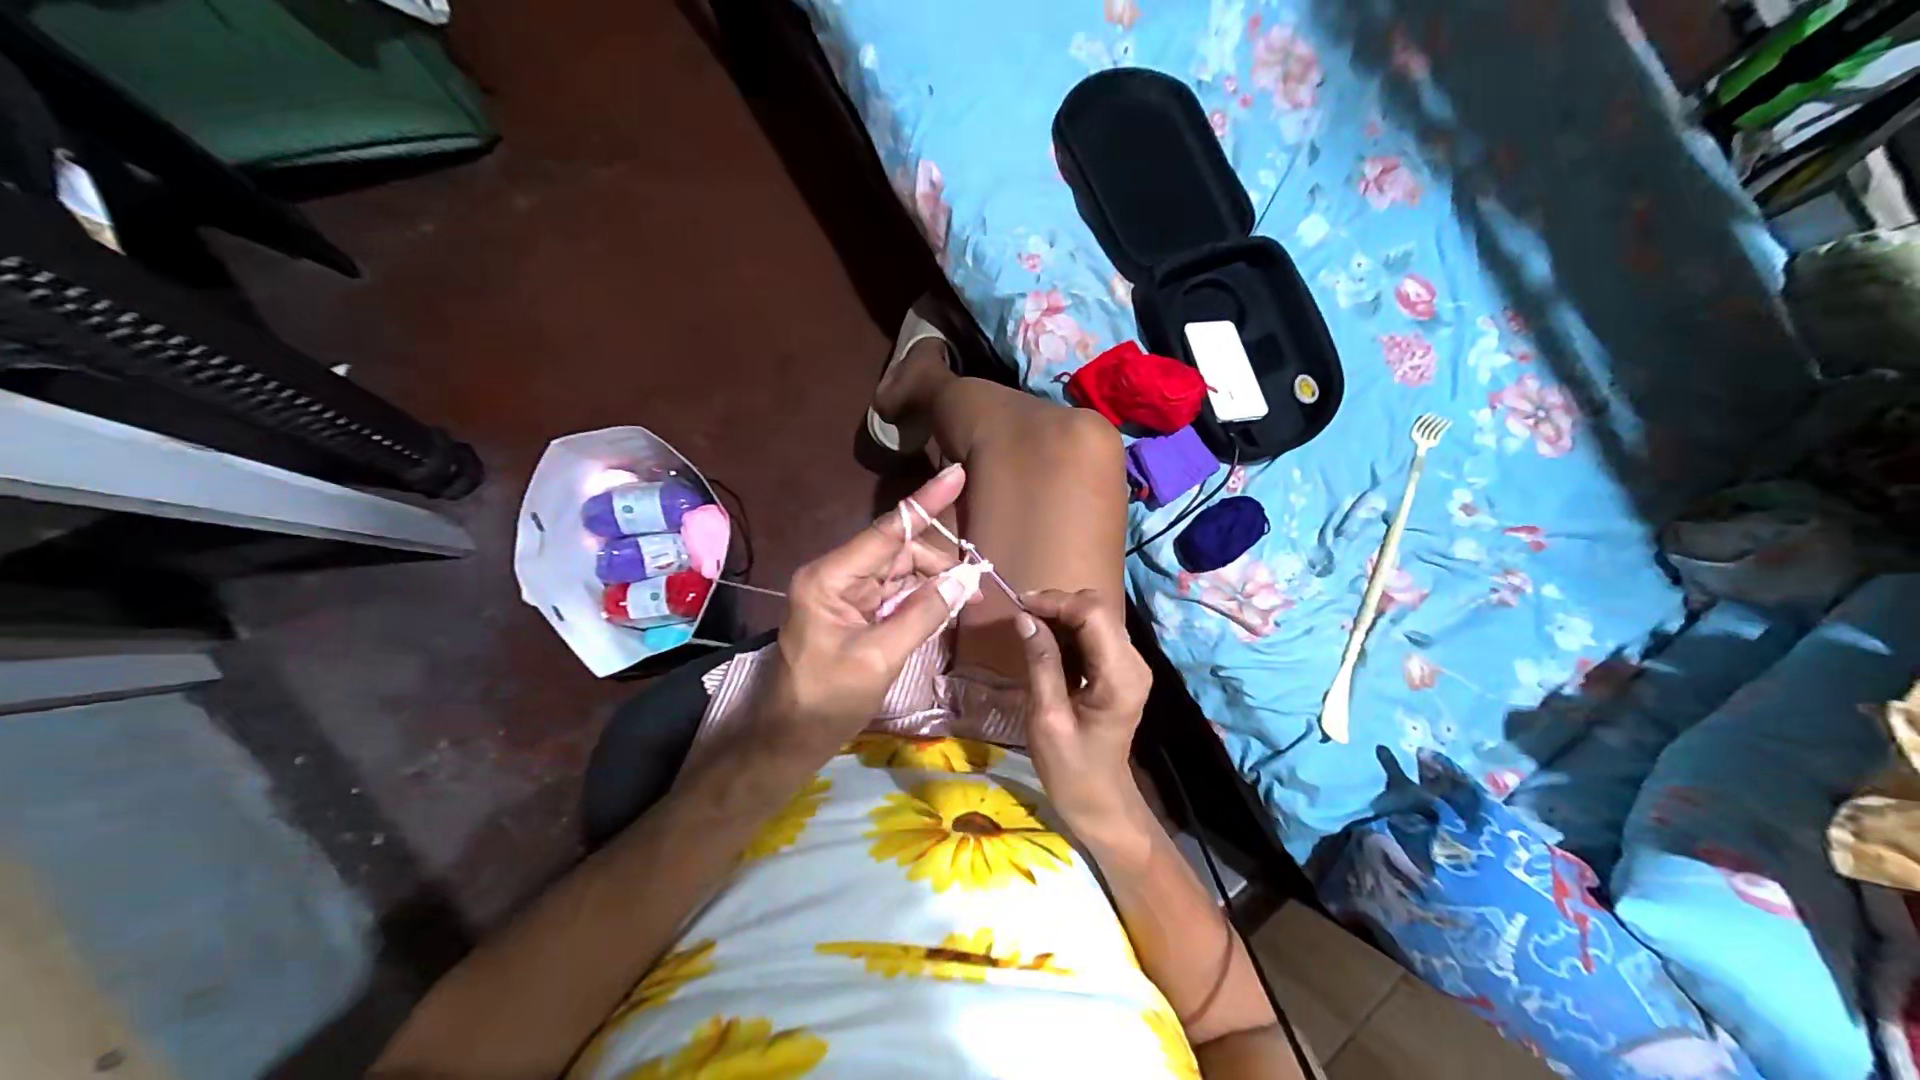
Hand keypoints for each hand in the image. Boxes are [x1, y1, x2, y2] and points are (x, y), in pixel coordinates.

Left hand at [755, 465, 970, 752]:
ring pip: (899, 572)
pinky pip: (893, 594)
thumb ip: (922, 614)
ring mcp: (844, 594)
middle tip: (973, 584)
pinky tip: (942, 609)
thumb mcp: (879, 657)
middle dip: (936, 563)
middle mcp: (836, 576)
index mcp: (831, 577)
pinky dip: (919, 600)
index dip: (925, 503)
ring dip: (931, 583)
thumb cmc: (827, 699)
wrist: (790, 737)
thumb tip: (963, 581)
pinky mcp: (852, 613)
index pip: (887, 530)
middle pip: (897, 551)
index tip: (956, 474)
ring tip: (963, 600)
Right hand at [1018, 589, 1154, 845]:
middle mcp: (1133, 662)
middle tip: (1020, 617)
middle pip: (1097, 609)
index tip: (1019, 607)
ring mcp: (1129, 665)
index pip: (1093, 613)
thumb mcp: (1047, 717)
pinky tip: (1044, 644)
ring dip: (1060, 617)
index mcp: (1120, 676)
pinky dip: (1067, 631)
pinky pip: (1093, 635)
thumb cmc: (1070, 768)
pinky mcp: (1120, 670)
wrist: (1098, 800)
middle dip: (1057, 605)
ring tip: (1027, 629)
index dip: (1056, 601)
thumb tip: (1024, 618)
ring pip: (1095, 618)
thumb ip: (1040, 663)